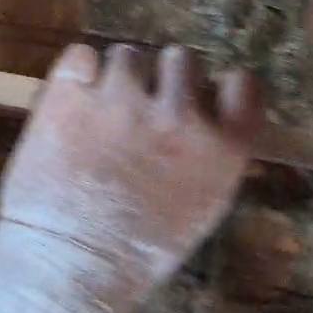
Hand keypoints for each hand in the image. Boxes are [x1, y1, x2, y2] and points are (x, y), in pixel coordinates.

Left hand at [0, 44, 260, 309]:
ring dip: (115, 76)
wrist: (69, 257)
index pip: (243, 84)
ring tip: (98, 110)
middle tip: (138, 105)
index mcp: (222, 147)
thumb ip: (206, 154)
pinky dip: (75, 72)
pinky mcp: (70, 92)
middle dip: (161, 77)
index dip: (216, 85)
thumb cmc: (135, 248)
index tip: (198, 97)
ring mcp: (121, 99)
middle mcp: (177, 114)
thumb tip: (201, 117)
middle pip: (181, 58)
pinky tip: (70, 98)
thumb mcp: (199, 205)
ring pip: (126, 54)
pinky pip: (80, 55)